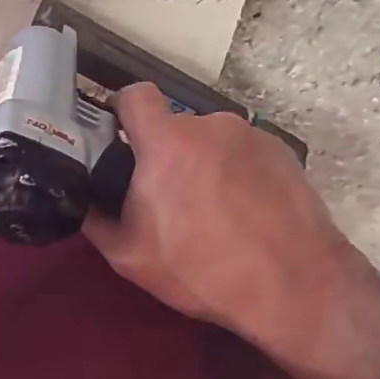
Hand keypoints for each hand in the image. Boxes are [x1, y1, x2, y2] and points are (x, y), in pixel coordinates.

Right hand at [83, 84, 379, 377]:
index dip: (124, 112)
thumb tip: (85, 201)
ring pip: (212, 141)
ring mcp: (251, 135)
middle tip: (174, 200)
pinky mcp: (281, 149)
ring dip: (206, 164)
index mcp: (168, 143)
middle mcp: (210, 126)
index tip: (125, 139)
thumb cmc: (204, 271)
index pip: (135, 95)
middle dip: (168, 155)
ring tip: (219, 211)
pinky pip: (245, 152)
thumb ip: (98, 219)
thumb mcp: (132, 257)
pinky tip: (250, 210)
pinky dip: (239, 171)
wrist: (293, 283)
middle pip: (176, 127)